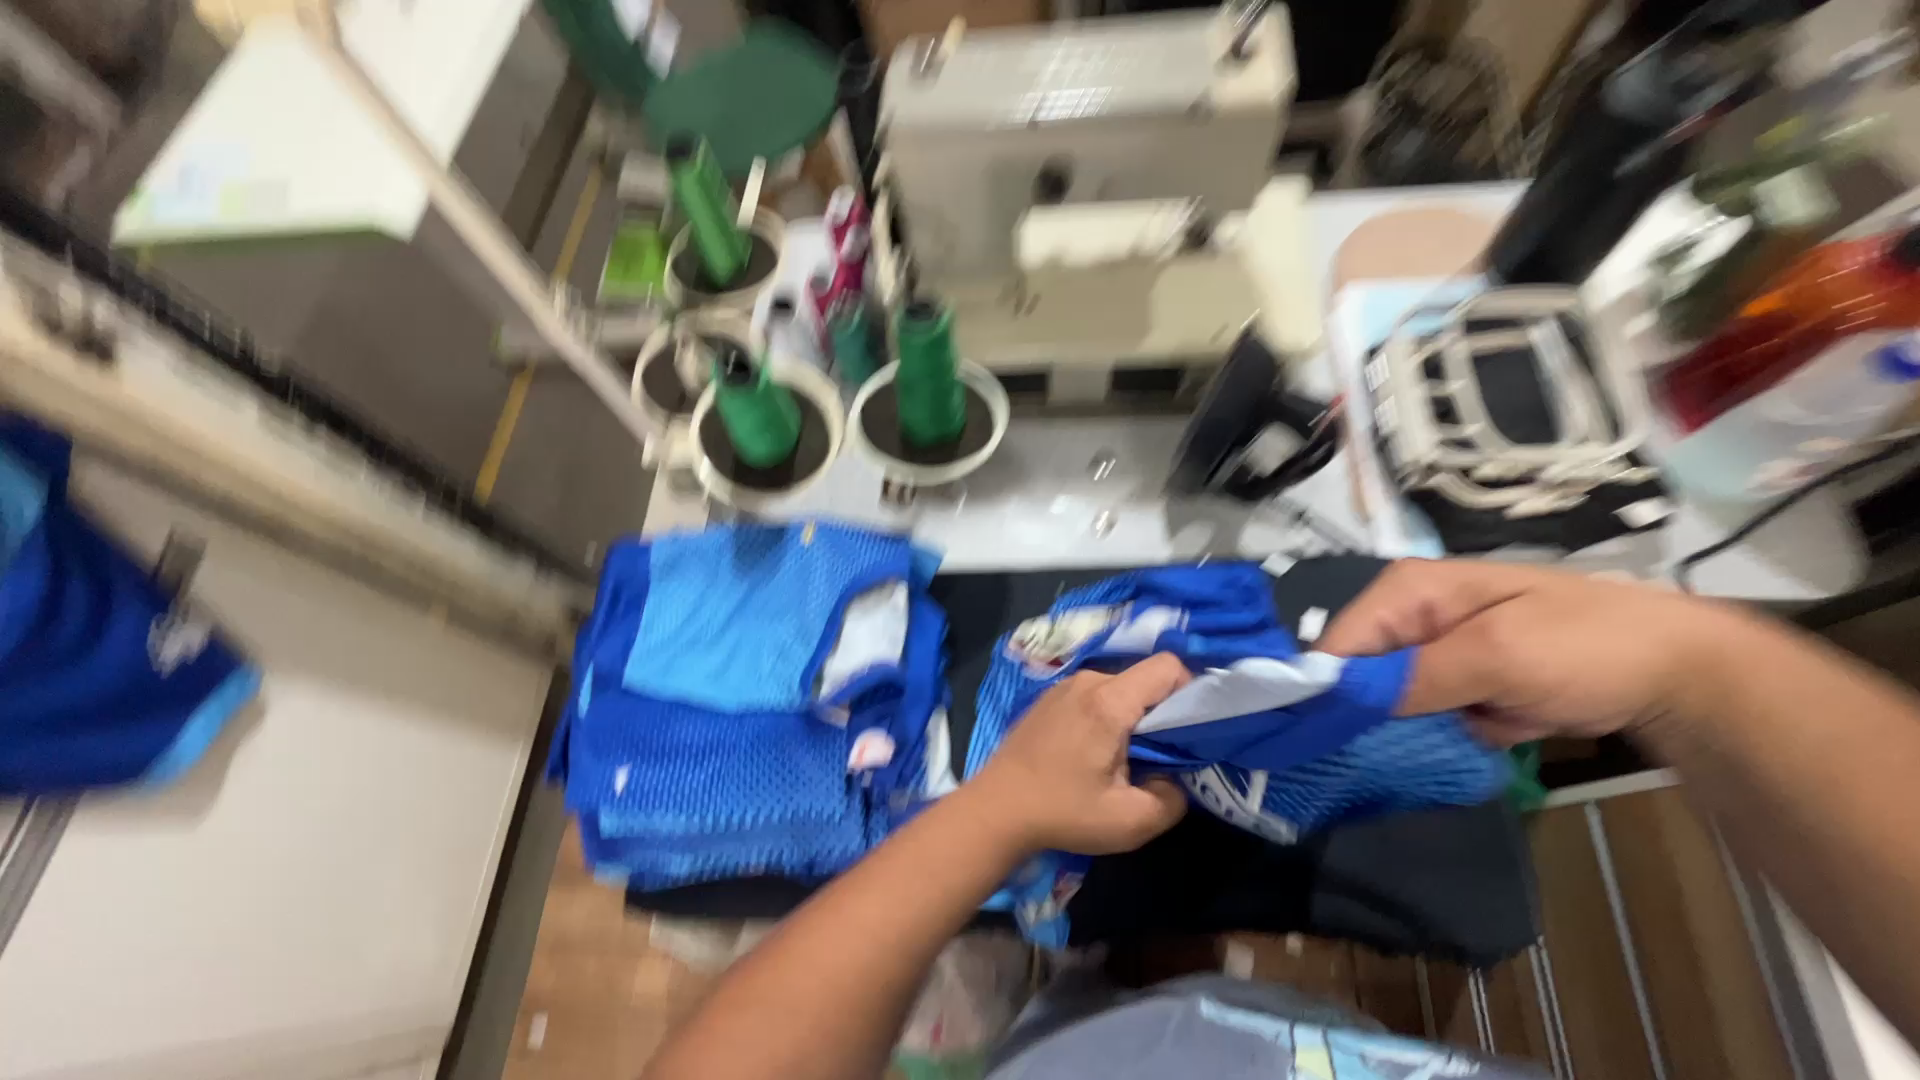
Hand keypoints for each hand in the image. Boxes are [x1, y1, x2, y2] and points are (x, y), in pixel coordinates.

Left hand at [962, 653, 1192, 856]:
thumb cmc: (1062, 813)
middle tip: (1162, 755)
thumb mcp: (1131, 822)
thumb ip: (1172, 799)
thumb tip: (1174, 780)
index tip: (1193, 729)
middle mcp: (1086, 682)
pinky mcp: (1048, 699)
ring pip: (1118, 689)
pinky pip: (1093, 696)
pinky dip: (1107, 717)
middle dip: (1162, 712)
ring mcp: (1063, 687)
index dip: (1191, 690)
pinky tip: (1094, 754)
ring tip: (1126, 759)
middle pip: (1143, 679)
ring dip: (1132, 717)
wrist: (995, 810)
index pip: (1167, 666)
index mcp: (1109, 701)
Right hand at [1318, 559, 1752, 744]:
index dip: (1328, 691)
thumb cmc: (1586, 647)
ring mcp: (1441, 649)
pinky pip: (1432, 714)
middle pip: (1361, 673)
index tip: (1329, 742)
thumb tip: (1338, 700)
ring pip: (1394, 700)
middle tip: (1415, 738)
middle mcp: (1413, 615)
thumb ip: (1414, 677)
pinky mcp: (1466, 680)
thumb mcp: (1496, 656)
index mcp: (1408, 590)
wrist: (1683, 672)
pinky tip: (1500, 727)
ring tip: (1472, 729)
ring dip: (1426, 724)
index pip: (1338, 644)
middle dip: (1381, 711)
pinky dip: (1458, 729)